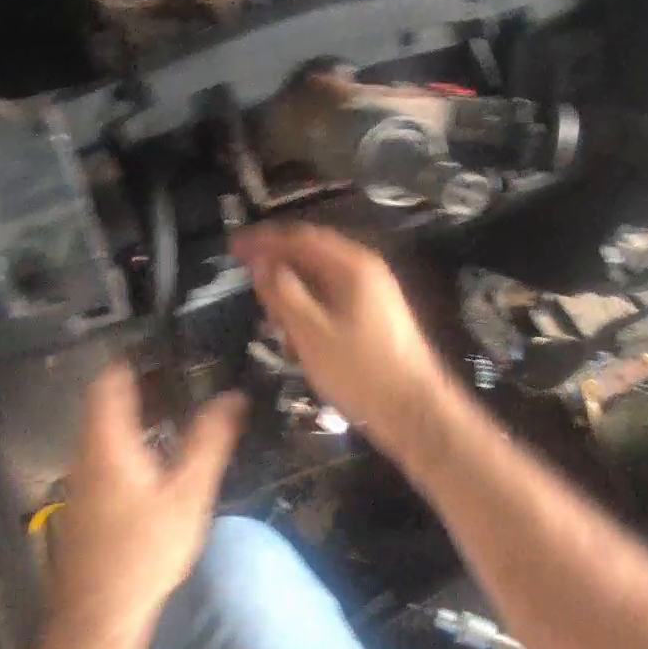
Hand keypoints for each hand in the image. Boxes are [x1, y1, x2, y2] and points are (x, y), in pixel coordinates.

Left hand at [45, 362, 247, 648]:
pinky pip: (105, 458)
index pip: (110, 381)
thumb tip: (234, 397)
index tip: (168, 350)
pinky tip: (157, 465)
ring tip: (177, 417)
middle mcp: (85, 455)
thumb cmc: (145, 551)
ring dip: (136, 419)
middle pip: (105, 406)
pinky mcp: (83, 507)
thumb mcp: (189, 493)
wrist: (101, 615)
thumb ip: (211, 441)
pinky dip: (130, 446)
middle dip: (142, 389)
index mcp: (107, 442)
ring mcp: (79, 483)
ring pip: (104, 434)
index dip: (136, 359)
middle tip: (183, 382)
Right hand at [232, 224, 455, 448]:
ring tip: (276, 325)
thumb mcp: (311, 333)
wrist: (414, 411)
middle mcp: (367, 272)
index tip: (233, 248)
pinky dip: (311, 315)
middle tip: (253, 291)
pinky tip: (300, 341)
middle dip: (279, 272)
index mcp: (352, 265)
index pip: (300, 237)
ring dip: (294, 298)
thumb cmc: (360, 372)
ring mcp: (375, 296)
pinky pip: (334, 304)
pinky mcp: (376, 320)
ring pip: (323, 283)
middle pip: (312, 257)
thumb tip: (262, 263)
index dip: (264, 241)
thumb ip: (283, 293)